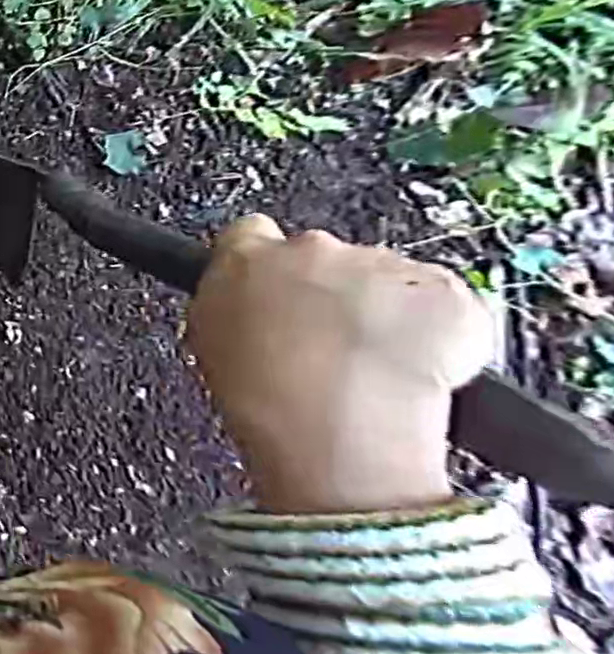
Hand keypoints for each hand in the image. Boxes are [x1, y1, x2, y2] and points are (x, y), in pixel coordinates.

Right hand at [186, 215, 493, 513]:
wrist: (332, 422)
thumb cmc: (258, 388)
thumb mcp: (208, 336)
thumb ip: (226, 297)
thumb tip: (242, 292)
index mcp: (245, 258)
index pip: (248, 231)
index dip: (257, 256)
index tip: (266, 281)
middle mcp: (312, 249)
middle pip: (318, 253)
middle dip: (322, 283)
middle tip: (316, 333)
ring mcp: (382, 265)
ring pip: (381, 275)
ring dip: (375, 304)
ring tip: (362, 358)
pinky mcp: (445, 288)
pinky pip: (439, 299)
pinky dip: (429, 325)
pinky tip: (403, 361)